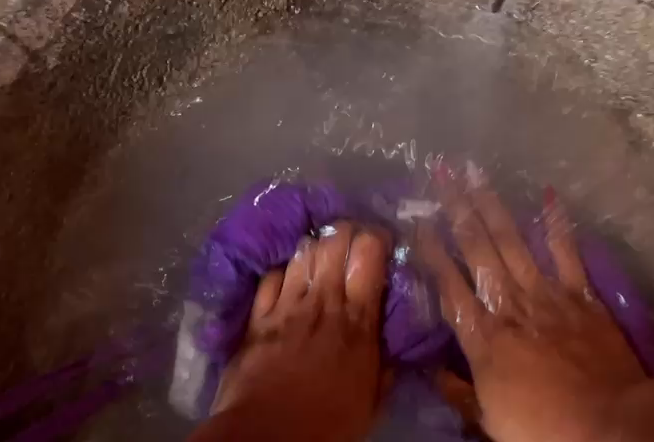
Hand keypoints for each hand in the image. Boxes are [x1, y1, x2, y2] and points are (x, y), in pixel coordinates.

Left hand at [193, 222, 389, 441]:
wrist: (268, 438)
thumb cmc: (328, 425)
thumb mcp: (371, 400)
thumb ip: (383, 364)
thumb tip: (395, 345)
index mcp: (358, 319)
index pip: (369, 252)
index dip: (374, 239)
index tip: (379, 244)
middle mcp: (324, 300)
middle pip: (334, 240)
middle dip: (344, 232)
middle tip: (349, 241)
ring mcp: (288, 304)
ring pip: (303, 251)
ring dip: (314, 248)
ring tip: (319, 255)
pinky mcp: (258, 315)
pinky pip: (272, 275)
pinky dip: (283, 271)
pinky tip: (288, 278)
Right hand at [414, 167, 651, 441]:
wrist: (610, 427)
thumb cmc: (545, 432)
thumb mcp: (491, 422)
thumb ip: (460, 392)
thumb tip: (430, 371)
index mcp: (483, 337)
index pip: (448, 285)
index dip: (430, 250)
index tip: (416, 219)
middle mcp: (509, 304)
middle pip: (476, 248)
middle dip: (456, 208)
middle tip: (440, 173)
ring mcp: (546, 293)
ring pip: (512, 239)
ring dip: (491, 203)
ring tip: (473, 171)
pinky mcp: (581, 293)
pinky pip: (566, 251)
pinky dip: (556, 222)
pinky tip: (548, 193)